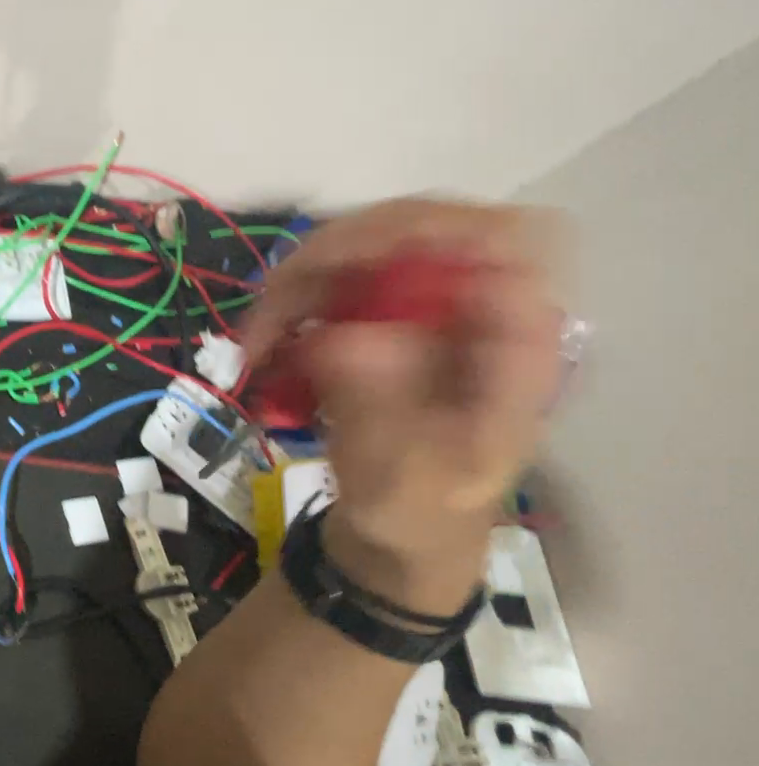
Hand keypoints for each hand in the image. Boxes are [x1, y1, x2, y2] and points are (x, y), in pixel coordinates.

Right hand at [240, 199, 563, 576]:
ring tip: (253, 342)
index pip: (495, 237)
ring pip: (357, 252)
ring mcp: (424, 310)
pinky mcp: (379, 319)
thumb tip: (345, 338)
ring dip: (294, 286)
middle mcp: (475, 309)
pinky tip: (260, 346)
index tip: (336, 267)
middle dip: (329, 260)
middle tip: (268, 310)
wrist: (402, 533)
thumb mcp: (405, 479)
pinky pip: (327, 283)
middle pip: (410, 232)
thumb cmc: (420, 514)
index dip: (418, 232)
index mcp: (513, 340)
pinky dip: (285, 305)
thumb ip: (381, 412)